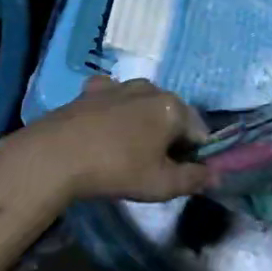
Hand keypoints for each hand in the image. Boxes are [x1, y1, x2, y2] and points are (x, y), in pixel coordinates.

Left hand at [2, 78, 210, 202]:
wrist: (55, 156)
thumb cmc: (117, 170)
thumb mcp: (162, 184)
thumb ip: (194, 179)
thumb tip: (216, 175)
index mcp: (173, 107)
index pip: (199, 132)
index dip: (195, 156)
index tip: (180, 175)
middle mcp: (149, 88)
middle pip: (172, 115)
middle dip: (170, 138)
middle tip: (153, 167)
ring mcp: (117, 85)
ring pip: (143, 105)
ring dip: (143, 124)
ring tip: (127, 151)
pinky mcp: (89, 90)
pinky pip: (114, 99)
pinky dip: (116, 112)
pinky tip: (105, 130)